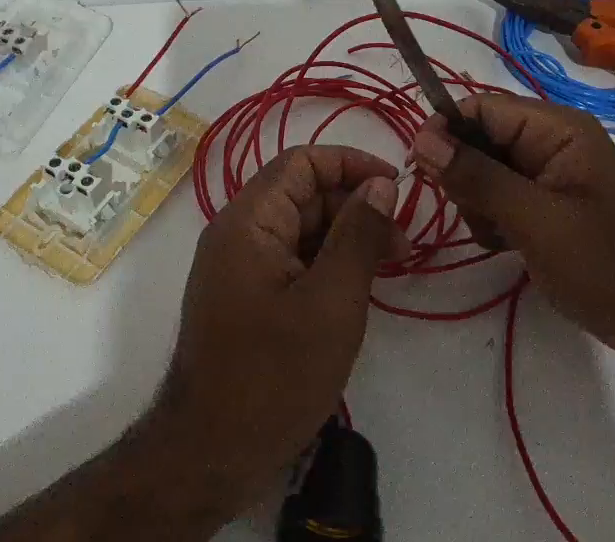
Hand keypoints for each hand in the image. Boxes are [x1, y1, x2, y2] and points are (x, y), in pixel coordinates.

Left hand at [149, 145, 408, 514]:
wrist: (210, 454)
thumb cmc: (274, 376)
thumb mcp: (332, 302)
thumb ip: (359, 235)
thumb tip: (381, 184)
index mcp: (248, 222)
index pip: (302, 162)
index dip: (352, 164)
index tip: (398, 188)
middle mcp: (236, 234)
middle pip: (302, 194)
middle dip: (354, 206)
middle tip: (404, 242)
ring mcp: (237, 268)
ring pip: (299, 229)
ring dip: (345, 237)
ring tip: (391, 266)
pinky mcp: (245, 298)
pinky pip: (290, 261)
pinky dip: (326, 265)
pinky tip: (358, 289)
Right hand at [411, 95, 614, 365]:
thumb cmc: (604, 265)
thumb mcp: (535, 220)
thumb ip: (477, 176)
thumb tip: (422, 139)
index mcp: (559, 128)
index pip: (482, 107)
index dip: (447, 131)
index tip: (421, 170)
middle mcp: (552, 140)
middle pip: (479, 137)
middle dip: (465, 176)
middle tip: (481, 215)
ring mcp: (549, 171)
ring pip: (481, 168)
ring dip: (477, 202)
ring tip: (501, 236)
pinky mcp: (545, 199)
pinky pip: (497, 193)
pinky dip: (491, 217)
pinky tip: (507, 244)